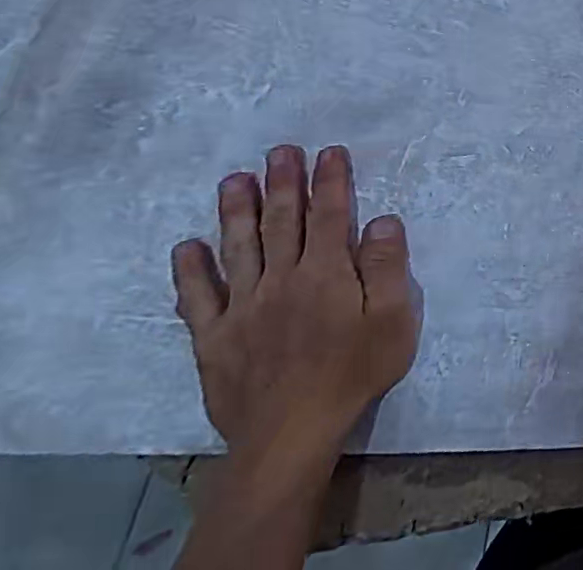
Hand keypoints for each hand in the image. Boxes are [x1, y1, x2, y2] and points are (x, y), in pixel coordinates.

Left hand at [171, 145, 419, 467]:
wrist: (292, 431)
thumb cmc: (358, 368)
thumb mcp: (394, 317)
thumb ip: (387, 267)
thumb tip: (381, 220)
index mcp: (328, 274)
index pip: (331, 216)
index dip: (331, 182)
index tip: (329, 152)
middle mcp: (282, 281)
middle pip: (282, 224)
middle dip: (283, 184)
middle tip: (279, 151)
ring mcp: (243, 308)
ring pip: (239, 250)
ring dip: (236, 212)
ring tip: (233, 179)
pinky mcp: (215, 337)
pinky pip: (197, 298)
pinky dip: (190, 270)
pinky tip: (187, 247)